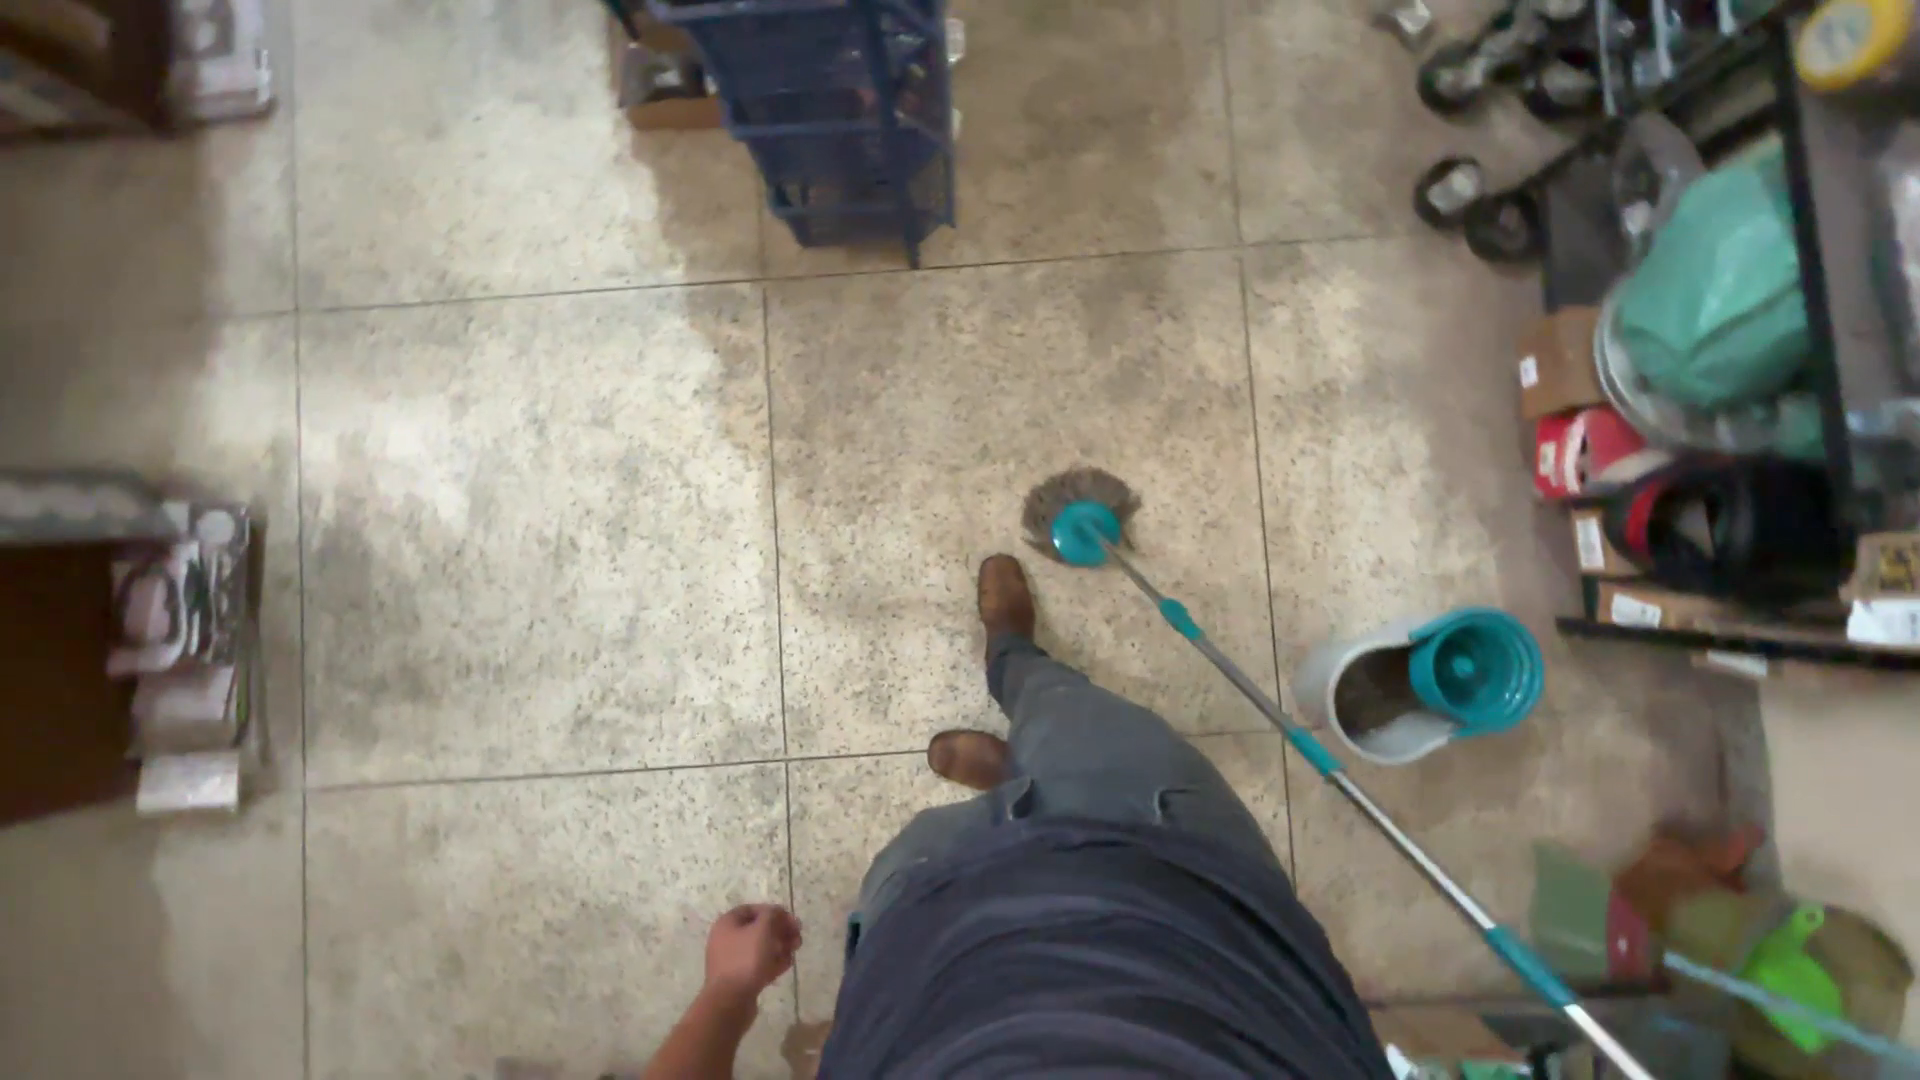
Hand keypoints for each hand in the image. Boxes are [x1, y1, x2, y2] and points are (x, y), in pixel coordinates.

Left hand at [703, 904, 801, 1000]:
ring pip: (761, 948)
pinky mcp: (739, 979)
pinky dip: (773, 963)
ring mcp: (732, 961)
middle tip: (797, 938)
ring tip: (794, 952)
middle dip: (781, 932)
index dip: (774, 912)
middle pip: (759, 929)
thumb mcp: (763, 928)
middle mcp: (727, 940)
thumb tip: (778, 913)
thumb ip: (774, 915)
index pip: (754, 910)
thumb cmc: (746, 959)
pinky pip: (758, 965)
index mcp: (727, 924)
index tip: (791, 921)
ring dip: (780, 947)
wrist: (730, 1002)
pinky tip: (787, 964)